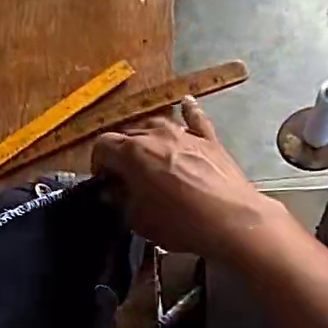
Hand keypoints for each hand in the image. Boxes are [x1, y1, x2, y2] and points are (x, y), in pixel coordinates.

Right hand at [91, 97, 283, 260]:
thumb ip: (120, 201)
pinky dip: (187, 112)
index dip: (97, 163)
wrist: (230, 221)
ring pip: (156, 124)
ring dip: (145, 138)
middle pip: (127, 133)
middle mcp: (156, 134)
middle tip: (122, 177)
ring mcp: (184, 133)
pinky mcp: (209, 139)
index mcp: (132, 152)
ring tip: (145, 156)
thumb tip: (112, 192)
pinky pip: (194, 118)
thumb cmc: (179, 223)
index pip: (102, 145)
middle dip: (119, 153)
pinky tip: (185, 104)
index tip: (103, 180)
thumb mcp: (138, 220)